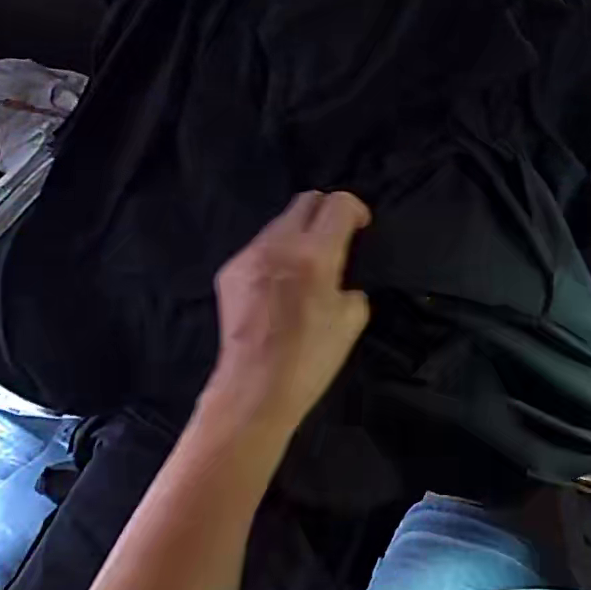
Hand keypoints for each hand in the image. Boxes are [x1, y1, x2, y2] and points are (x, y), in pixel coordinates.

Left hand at [205, 191, 371, 428]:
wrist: (255, 389)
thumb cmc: (311, 359)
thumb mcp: (352, 320)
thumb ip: (350, 282)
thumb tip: (339, 274)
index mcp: (315, 255)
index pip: (338, 204)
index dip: (356, 209)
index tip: (360, 226)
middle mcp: (278, 245)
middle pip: (306, 200)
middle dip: (327, 211)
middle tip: (337, 236)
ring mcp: (249, 256)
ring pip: (280, 222)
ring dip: (300, 233)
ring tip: (307, 264)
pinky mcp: (230, 271)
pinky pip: (259, 247)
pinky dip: (277, 254)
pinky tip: (280, 285)